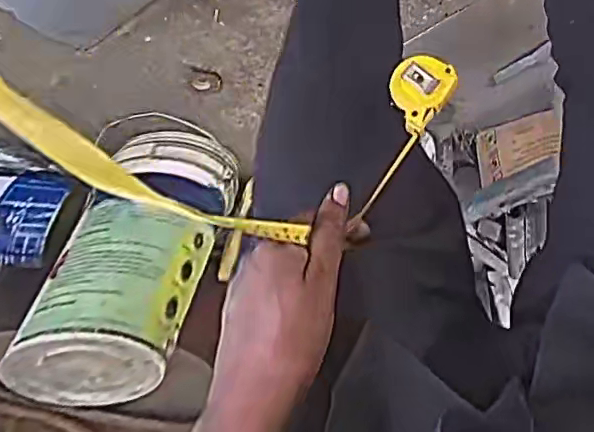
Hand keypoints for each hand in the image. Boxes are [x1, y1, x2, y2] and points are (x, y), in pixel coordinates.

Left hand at [199, 183, 349, 431]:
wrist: (252, 399)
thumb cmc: (289, 345)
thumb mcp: (323, 282)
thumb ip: (330, 234)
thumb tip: (336, 195)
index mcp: (272, 243)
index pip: (310, 217)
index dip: (338, 226)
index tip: (357, 235)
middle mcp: (251, 257)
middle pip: (294, 240)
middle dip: (318, 252)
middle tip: (337, 275)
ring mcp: (241, 282)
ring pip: (281, 265)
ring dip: (300, 274)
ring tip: (315, 305)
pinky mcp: (236, 307)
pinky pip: (267, 287)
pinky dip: (283, 295)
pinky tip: (292, 319)